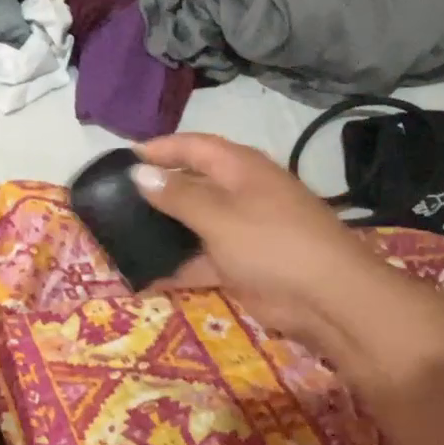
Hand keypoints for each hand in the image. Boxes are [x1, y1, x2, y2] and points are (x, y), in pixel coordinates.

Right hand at [132, 133, 378, 343]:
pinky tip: (144, 275)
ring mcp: (242, 231)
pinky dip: (177, 266)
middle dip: (157, 190)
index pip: (194, 146)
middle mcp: (240, 193)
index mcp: (240, 168)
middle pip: (193, 184)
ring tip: (121, 234)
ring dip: (163, 230)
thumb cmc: (272, 243)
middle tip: (115, 197)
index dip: (161, 148)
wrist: (328, 298)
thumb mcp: (219, 216)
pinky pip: (202, 260)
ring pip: (194, 224)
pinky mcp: (242, 265)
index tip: (123, 157)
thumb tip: (139, 172)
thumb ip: (177, 195)